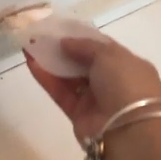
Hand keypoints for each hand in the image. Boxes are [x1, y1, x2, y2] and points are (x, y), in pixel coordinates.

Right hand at [26, 36, 160, 143]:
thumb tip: (65, 42)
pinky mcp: (78, 114)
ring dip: (51, 62)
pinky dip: (46, 78)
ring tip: (30, 45)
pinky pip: (60, 93)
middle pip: (83, 62)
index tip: (61, 28)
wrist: (129, 131)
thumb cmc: (126, 84)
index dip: (82, 37)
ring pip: (69, 77)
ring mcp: (95, 99)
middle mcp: (112, 81)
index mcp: (128, 65)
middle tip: (41, 36)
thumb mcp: (110, 55)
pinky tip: (31, 62)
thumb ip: (85, 46)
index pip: (102, 48)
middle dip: (63, 49)